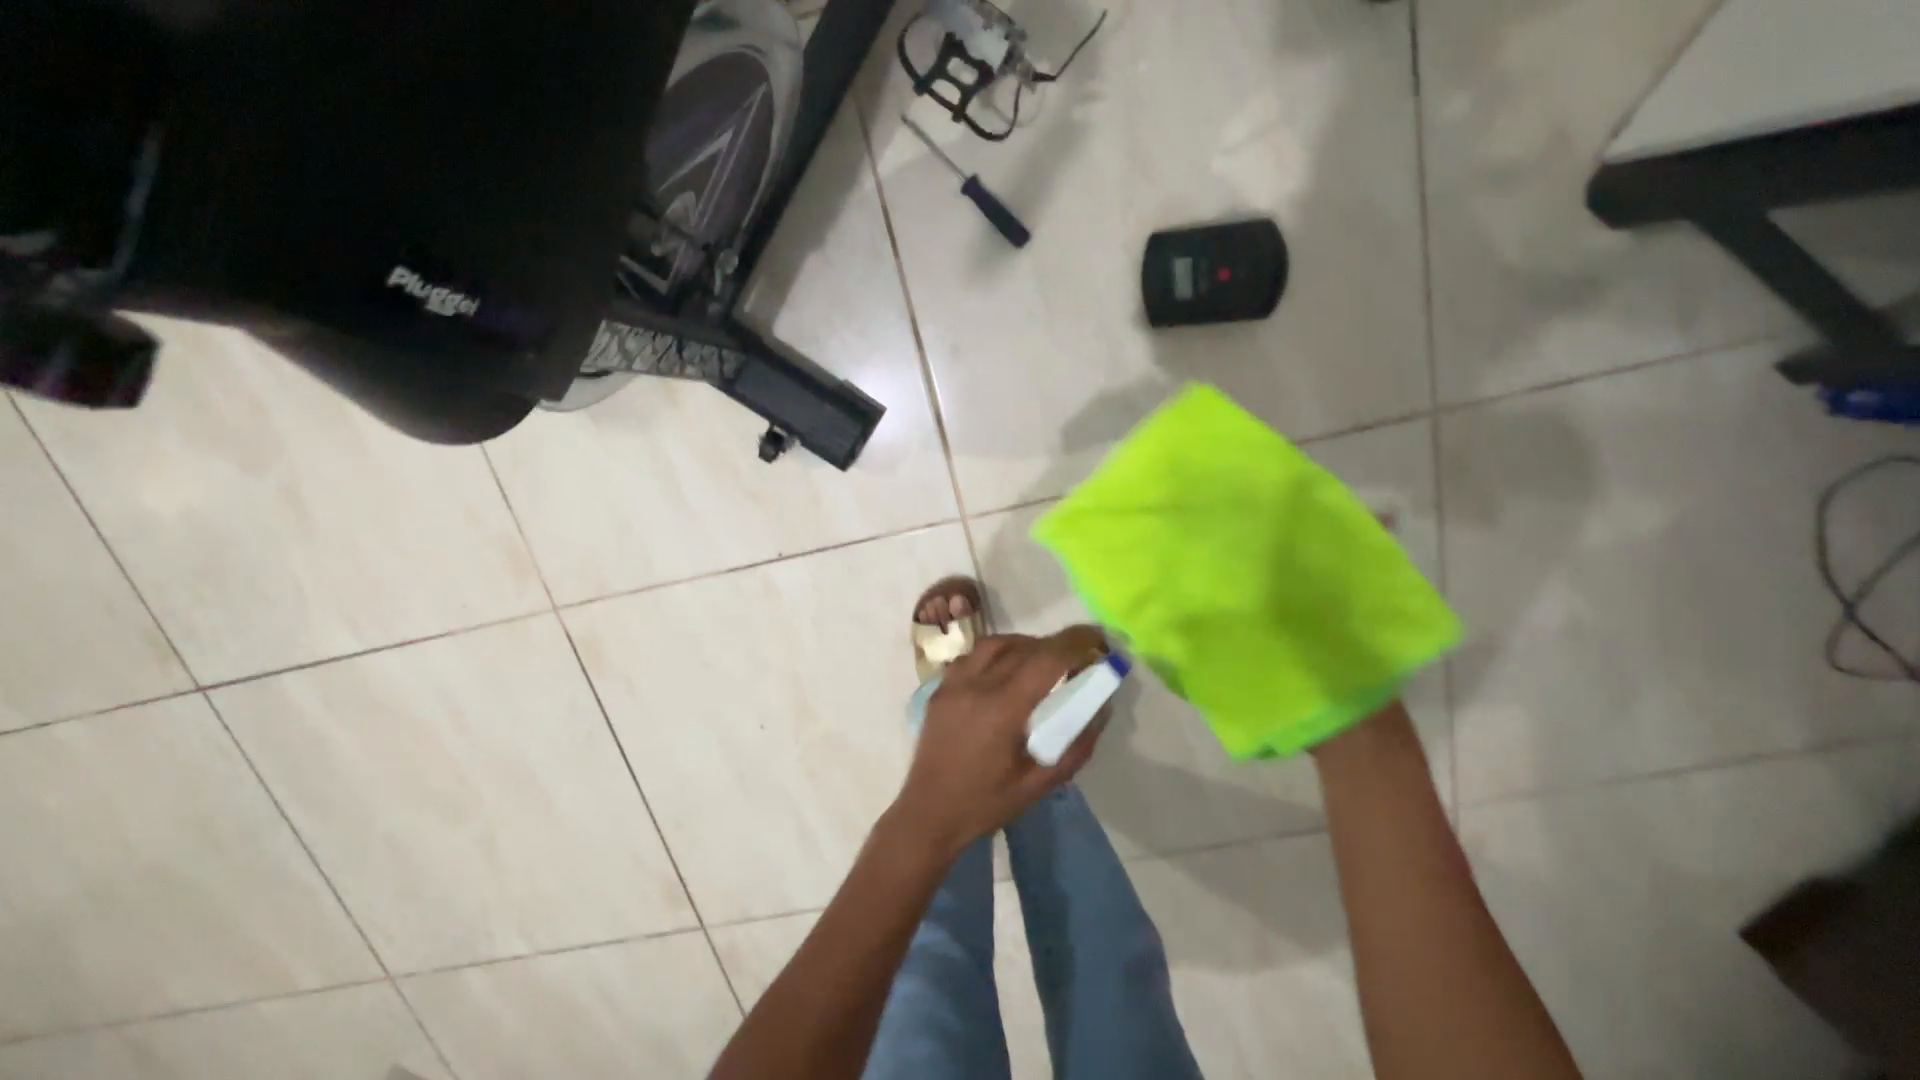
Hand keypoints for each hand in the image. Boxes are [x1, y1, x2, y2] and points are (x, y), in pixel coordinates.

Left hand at [892, 628, 1110, 855]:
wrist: (929, 814)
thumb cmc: (987, 803)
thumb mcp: (1041, 783)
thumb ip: (1076, 745)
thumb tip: (1101, 707)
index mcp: (1002, 708)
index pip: (1046, 659)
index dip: (1076, 642)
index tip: (1099, 640)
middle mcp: (976, 686)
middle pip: (1023, 647)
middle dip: (1056, 645)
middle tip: (1078, 656)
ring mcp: (953, 685)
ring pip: (995, 644)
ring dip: (1025, 644)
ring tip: (1044, 660)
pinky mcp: (939, 690)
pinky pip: (972, 656)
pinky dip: (996, 653)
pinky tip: (1006, 671)